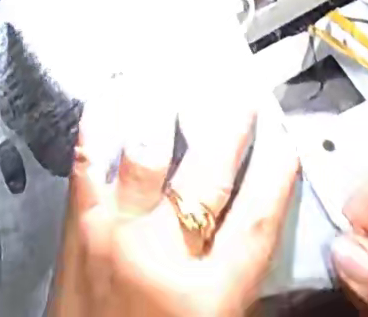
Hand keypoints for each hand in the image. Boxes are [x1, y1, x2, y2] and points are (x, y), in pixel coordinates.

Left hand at [47, 103, 299, 316]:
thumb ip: (236, 274)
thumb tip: (257, 212)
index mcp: (207, 301)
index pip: (256, 221)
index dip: (278, 174)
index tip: (288, 139)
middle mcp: (162, 259)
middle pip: (208, 177)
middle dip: (231, 130)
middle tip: (243, 97)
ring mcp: (117, 237)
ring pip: (148, 156)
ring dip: (166, 110)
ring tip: (177, 73)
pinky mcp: (78, 230)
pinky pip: (89, 164)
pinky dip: (99, 124)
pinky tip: (110, 91)